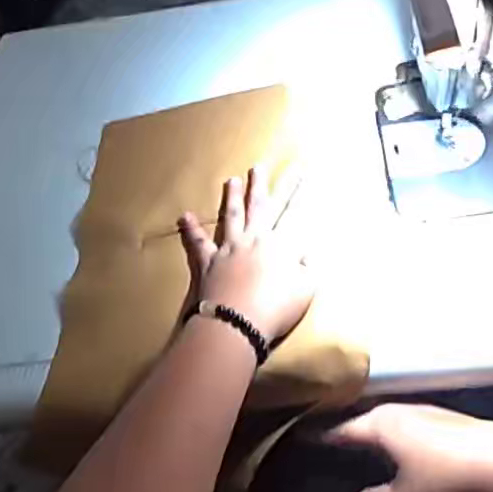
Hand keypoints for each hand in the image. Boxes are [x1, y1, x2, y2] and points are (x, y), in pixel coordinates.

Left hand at [178, 167, 312, 344]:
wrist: (236, 324)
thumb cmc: (276, 309)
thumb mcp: (305, 290)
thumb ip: (308, 269)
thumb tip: (308, 252)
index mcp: (279, 244)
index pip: (292, 211)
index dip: (296, 190)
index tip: (299, 170)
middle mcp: (253, 239)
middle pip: (258, 206)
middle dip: (260, 185)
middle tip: (258, 167)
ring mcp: (228, 249)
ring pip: (231, 216)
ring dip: (231, 197)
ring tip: (231, 180)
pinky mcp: (207, 263)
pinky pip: (197, 243)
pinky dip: (190, 230)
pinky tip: (184, 217)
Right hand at [323, 404, 492, 491]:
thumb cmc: (444, 481)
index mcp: (382, 425)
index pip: (345, 429)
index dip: (327, 435)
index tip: (308, 437)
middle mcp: (401, 410)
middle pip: (369, 420)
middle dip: (352, 431)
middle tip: (334, 441)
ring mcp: (427, 411)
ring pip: (392, 419)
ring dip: (379, 431)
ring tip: (367, 444)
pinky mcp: (448, 419)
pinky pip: (411, 423)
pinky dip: (400, 434)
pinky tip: (406, 448)